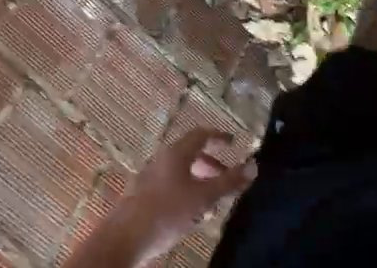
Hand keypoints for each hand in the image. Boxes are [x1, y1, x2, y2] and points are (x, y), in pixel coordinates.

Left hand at [127, 129, 255, 237]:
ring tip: (210, 199)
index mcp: (177, 152)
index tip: (233, 143)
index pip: (202, 134)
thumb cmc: (166, 212)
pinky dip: (184, 191)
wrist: (121, 241)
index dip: (219, 137)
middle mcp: (161, 159)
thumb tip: (254, 165)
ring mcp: (148, 178)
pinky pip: (168, 185)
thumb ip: (229, 181)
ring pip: (179, 171)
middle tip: (224, 176)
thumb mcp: (204, 197)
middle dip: (210, 163)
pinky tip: (188, 213)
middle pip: (190, 153)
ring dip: (197, 180)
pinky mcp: (140, 197)